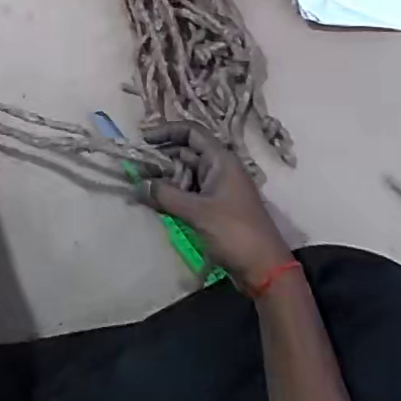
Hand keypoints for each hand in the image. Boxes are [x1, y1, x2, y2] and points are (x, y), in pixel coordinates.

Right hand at [143, 123, 293, 289]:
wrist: (265, 269)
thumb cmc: (235, 232)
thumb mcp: (197, 212)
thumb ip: (165, 196)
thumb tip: (138, 185)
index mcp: (221, 160)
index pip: (191, 132)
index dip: (167, 131)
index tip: (144, 140)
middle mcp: (219, 169)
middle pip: (186, 153)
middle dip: (162, 158)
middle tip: (136, 169)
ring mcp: (218, 189)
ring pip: (186, 174)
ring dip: (166, 179)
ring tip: (142, 187)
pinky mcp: (215, 208)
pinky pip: (189, 193)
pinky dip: (173, 195)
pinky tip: (156, 202)